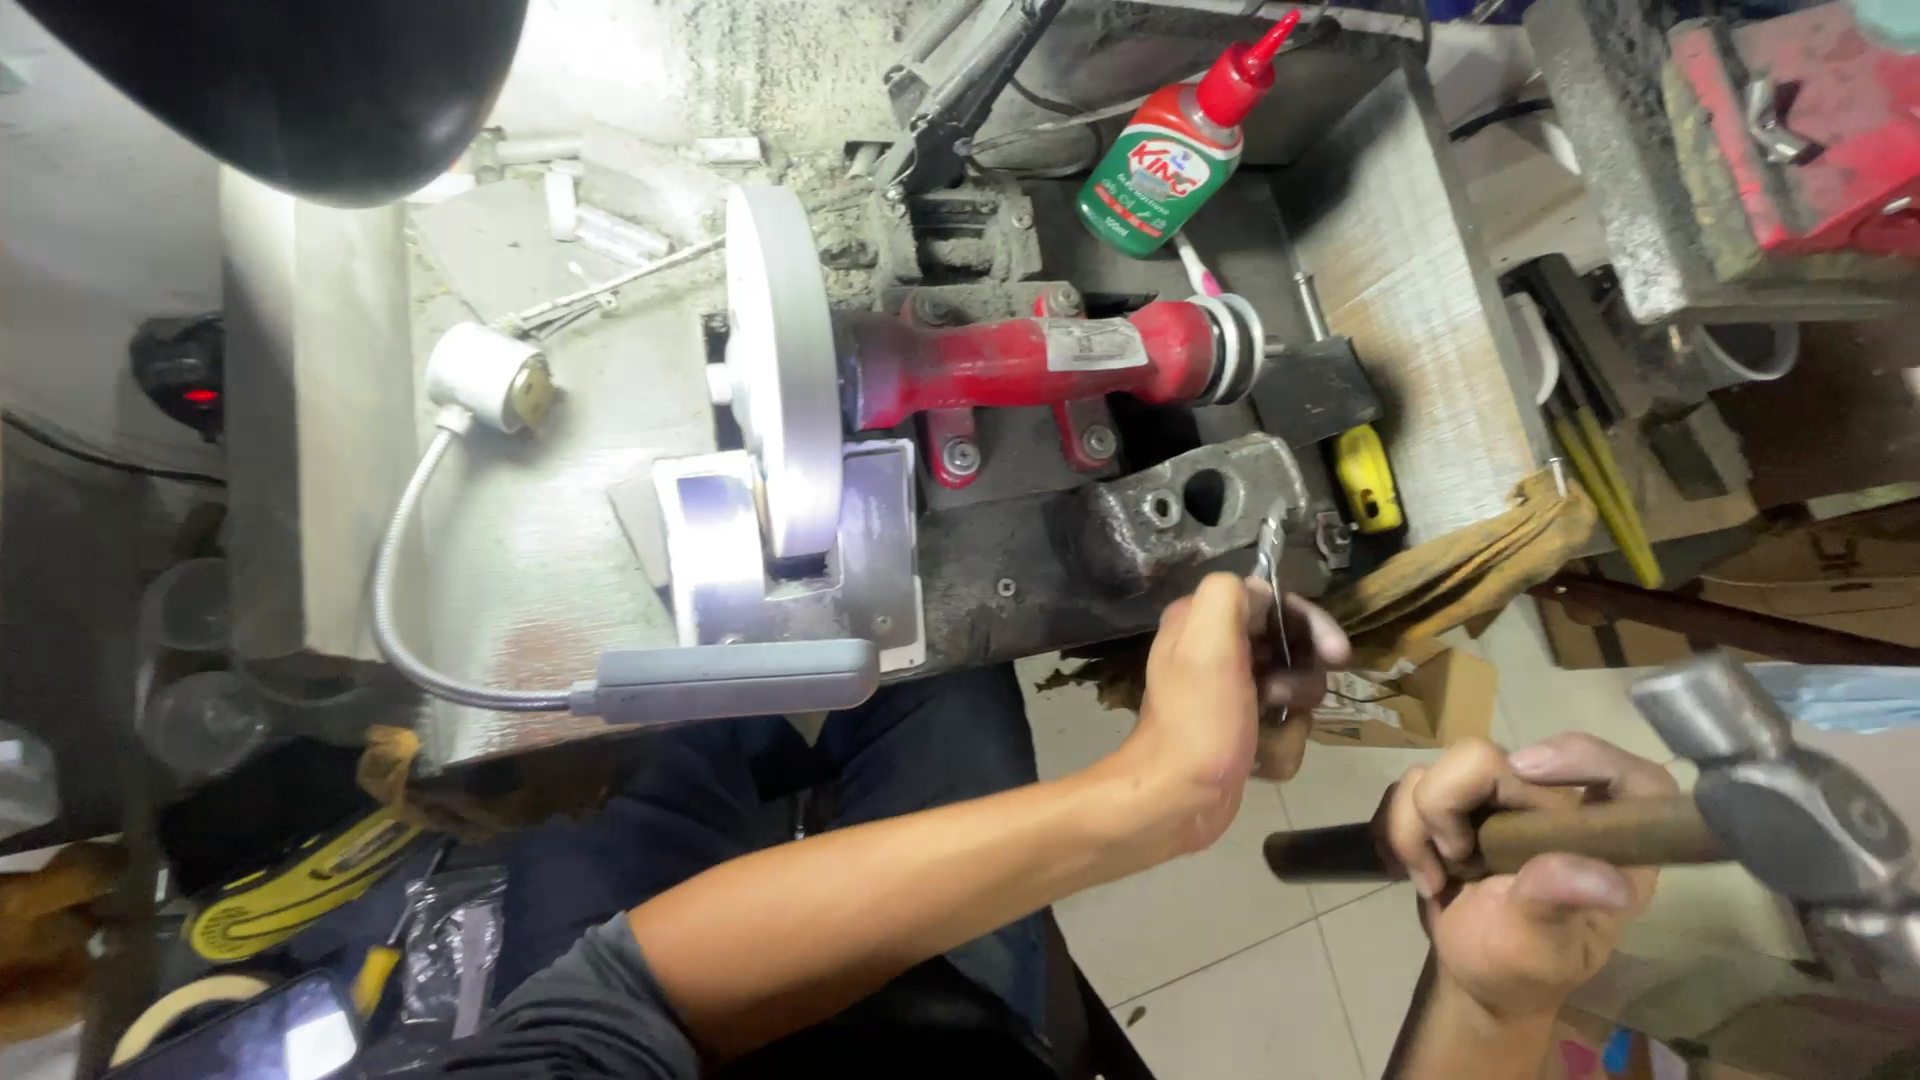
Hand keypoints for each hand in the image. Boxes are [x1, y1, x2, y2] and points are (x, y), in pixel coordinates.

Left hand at [1091, 572, 1349, 861]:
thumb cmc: (1198, 719)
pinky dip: (1278, 747)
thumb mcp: (1207, 642)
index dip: (1309, 624)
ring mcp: (1228, 694)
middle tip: (1283, 699)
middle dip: (1300, 679)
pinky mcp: (1240, 732)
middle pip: (1290, 649)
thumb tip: (1261, 592)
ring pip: (1294, 694)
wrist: (1178, 798)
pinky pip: (1284, 730)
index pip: (1273, 602)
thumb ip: (1230, 596)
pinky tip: (1257, 761)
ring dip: (1289, 720)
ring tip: (1262, 733)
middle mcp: (1213, 651)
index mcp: (1202, 621)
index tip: (1336, 654)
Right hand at [1375, 734, 1675, 1019]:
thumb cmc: (1520, 967)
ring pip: (1439, 767)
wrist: (1469, 972)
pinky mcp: (1451, 802)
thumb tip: (1604, 879)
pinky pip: (1409, 784)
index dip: (1586, 757)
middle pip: (1490, 756)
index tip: (1525, 770)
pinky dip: (1400, 826)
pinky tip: (1418, 866)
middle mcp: (1549, 810)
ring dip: (1418, 823)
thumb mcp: (1542, 947)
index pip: (1629, 780)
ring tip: (1433, 874)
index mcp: (1600, 845)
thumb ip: (1558, 902)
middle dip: (1450, 801)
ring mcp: (1495, 802)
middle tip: (1454, 854)